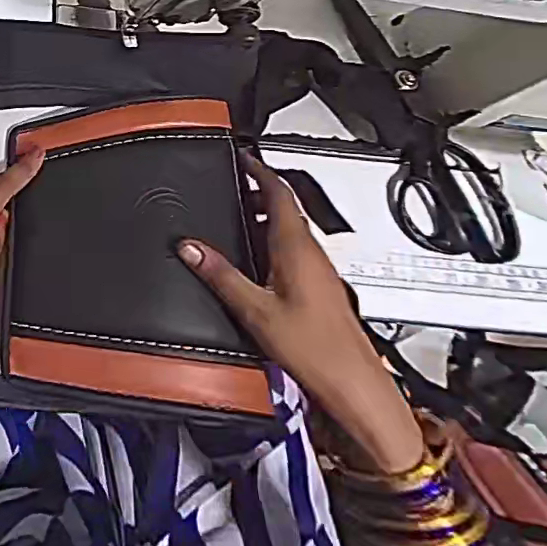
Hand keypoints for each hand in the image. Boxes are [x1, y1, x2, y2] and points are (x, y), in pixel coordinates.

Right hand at [180, 154, 423, 472]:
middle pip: (286, 206)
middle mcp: (313, 252)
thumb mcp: (255, 310)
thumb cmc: (317, 352)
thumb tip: (191, 248)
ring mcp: (320, 269)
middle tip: (234, 186)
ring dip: (266, 216)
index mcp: (296, 247)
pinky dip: (274, 241)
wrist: (355, 387)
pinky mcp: (321, 287)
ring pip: (291, 228)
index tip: (243, 158)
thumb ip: (221, 275)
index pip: (278, 190)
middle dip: (258, 191)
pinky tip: (258, 262)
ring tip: (240, 218)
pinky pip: (296, 249)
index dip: (259, 169)